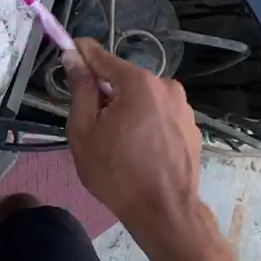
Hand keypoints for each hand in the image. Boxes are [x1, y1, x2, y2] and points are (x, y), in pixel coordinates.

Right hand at [63, 39, 206, 245]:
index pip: (102, 57)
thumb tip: (74, 57)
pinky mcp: (191, 128)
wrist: (164, 211)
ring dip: (128, 110)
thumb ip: (80, 89)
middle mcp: (166, 86)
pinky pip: (160, 116)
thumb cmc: (116, 171)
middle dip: (106, 94)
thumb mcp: (85, 130)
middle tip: (92, 124)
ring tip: (117, 143)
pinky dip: (146, 125)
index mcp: (138, 82)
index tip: (68, 49)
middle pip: (125, 80)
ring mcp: (183, 107)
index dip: (82, 54)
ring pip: (144, 99)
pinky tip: (139, 152)